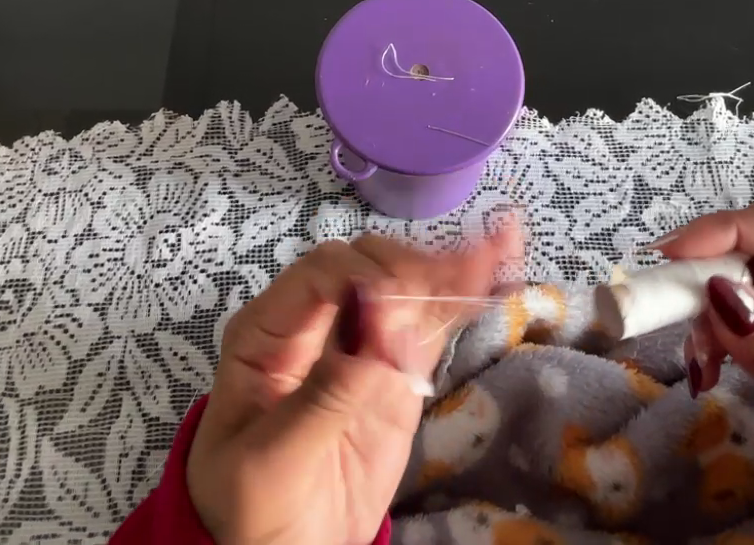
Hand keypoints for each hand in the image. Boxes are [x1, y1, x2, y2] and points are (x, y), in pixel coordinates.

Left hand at [187, 229, 518, 544]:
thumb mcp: (271, 461)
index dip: (365, 281)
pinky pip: (432, 322)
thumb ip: (322, 397)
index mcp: (269, 329)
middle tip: (453, 289)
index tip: (402, 313)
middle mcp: (316, 319)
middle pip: (368, 265)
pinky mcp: (398, 366)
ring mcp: (361, 340)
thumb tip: (375, 334)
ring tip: (499, 247)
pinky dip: (465, 297)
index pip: (320, 275)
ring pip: (407, 284)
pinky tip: (498, 270)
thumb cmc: (254, 507)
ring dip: (451, 267)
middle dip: (412, 270)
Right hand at [660, 204, 753, 544]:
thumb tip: (717, 291)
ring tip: (698, 360)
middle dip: (711, 274)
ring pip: (749, 285)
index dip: (730, 230)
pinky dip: (719, 337)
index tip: (671, 253)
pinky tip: (707, 368)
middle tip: (670, 311)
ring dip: (710, 311)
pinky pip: (749, 322)